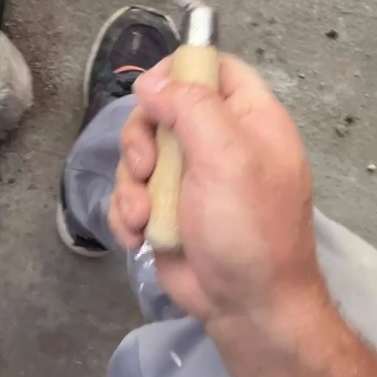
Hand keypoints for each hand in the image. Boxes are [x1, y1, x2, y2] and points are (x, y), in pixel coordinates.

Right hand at [109, 55, 332, 339]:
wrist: (245, 307)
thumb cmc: (248, 228)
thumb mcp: (228, 157)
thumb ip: (191, 108)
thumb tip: (152, 82)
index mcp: (248, 121)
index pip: (214, 69)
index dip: (180, 71)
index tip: (152, 92)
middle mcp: (217, 144)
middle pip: (161, 111)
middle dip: (141, 141)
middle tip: (147, 168)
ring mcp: (188, 179)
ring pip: (138, 155)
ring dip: (131, 187)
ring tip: (145, 217)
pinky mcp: (165, 210)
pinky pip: (131, 194)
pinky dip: (127, 213)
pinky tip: (137, 235)